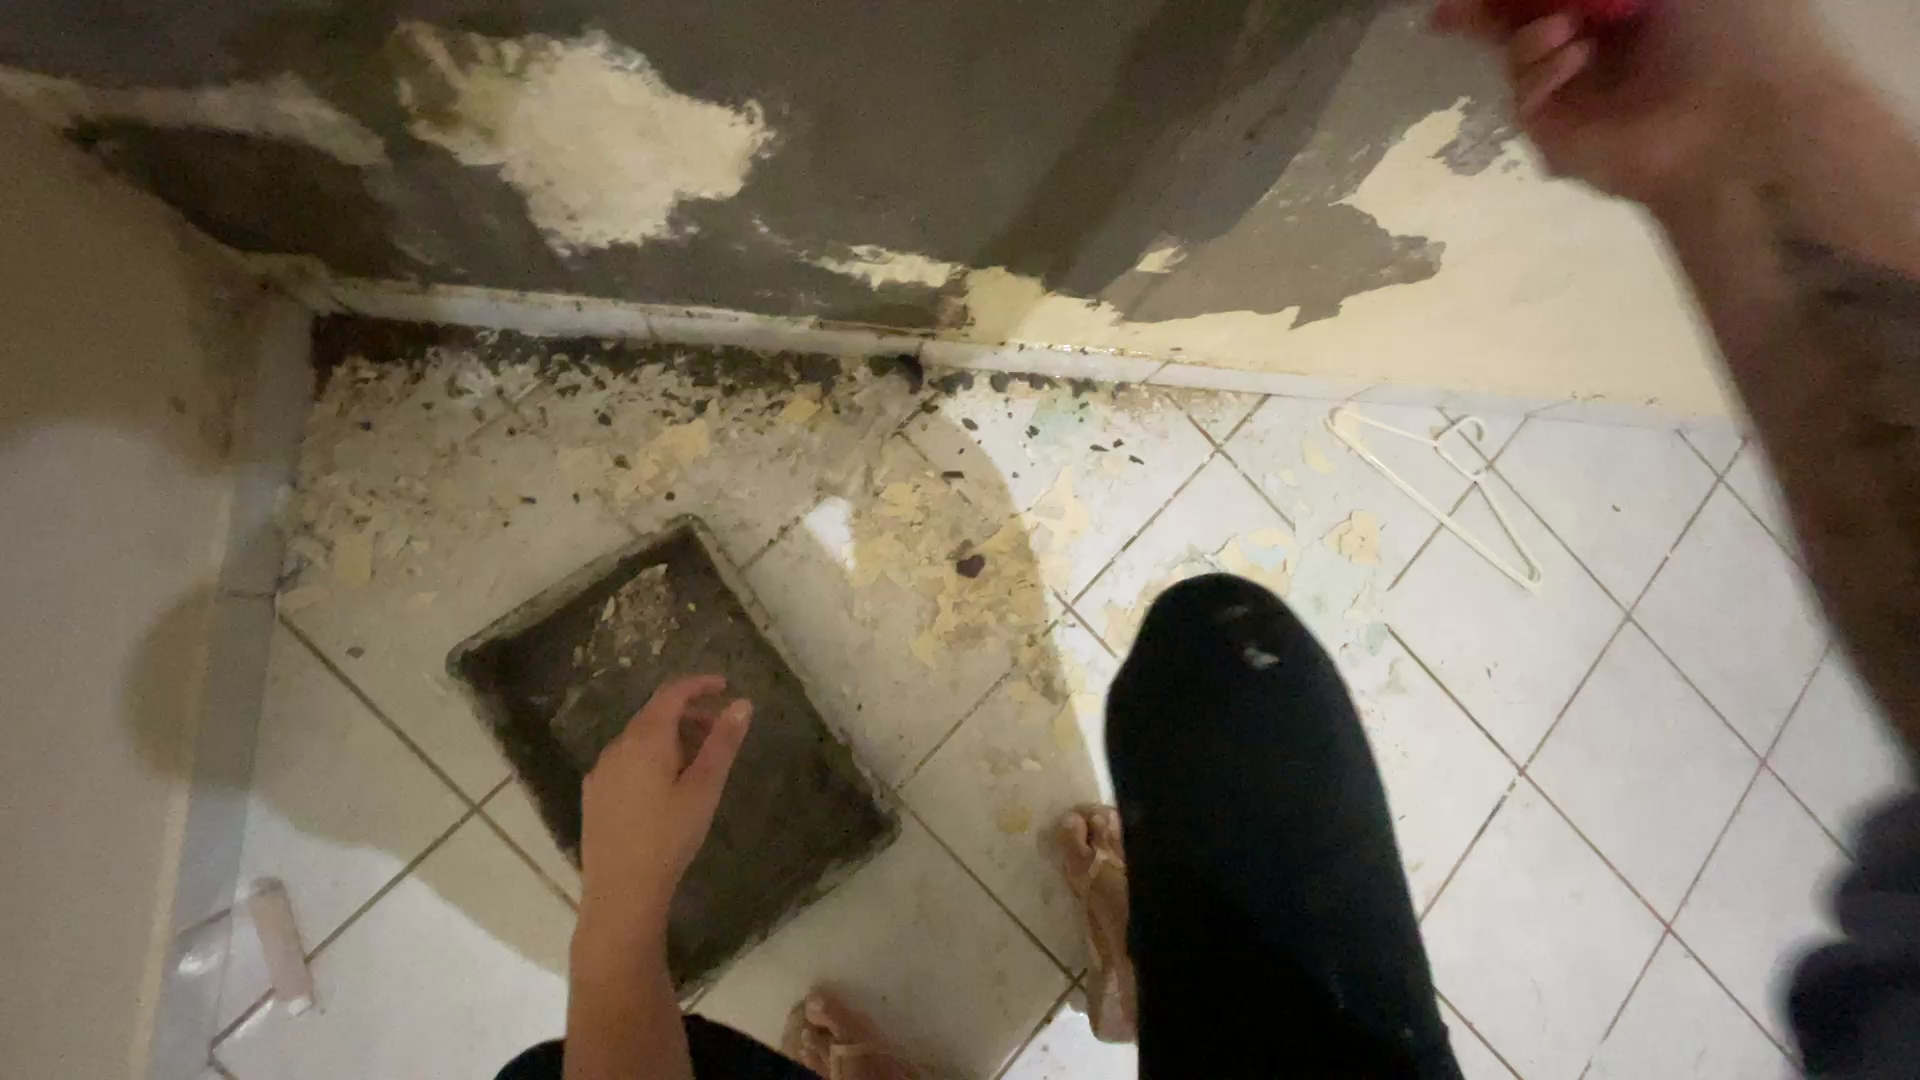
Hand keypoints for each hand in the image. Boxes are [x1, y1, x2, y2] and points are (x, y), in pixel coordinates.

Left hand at [576, 674, 751, 945]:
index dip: (699, 684)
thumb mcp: (705, 786)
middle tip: (721, 730)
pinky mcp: (594, 794)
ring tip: (700, 759)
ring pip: (641, 737)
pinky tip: (668, 784)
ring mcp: (601, 771)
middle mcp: (617, 746)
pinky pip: (627, 758)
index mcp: (645, 738)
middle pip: (655, 713)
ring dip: (672, 735)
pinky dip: (653, 755)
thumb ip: (723, 741)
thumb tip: (742, 703)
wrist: (621, 893)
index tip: (725, 686)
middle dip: (690, 713)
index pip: (672, 693)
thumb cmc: (670, 836)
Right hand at [1433, 0, 1839, 206]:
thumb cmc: (1734, 28)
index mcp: (1625, 6)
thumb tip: (1550, 8)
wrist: (1737, 114)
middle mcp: (1591, 42)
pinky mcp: (1550, 130)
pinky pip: (1522, 95)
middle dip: (1481, 16)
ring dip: (1527, 40)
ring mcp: (1568, 89)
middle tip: (1445, 12)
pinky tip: (1572, 61)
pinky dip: (1538, 72)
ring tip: (1563, 33)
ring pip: (1514, 55)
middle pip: (1516, 27)